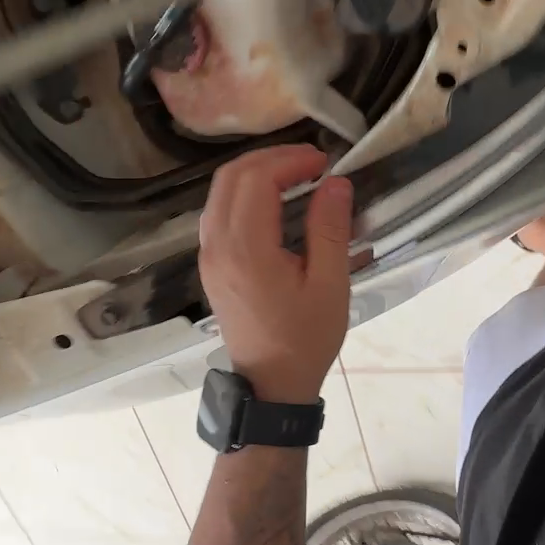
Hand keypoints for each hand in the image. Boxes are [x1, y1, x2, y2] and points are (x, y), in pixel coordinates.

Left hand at [198, 146, 353, 404]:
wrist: (271, 385)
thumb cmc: (305, 339)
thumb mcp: (330, 286)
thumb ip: (330, 229)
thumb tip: (336, 182)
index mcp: (246, 249)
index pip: (257, 179)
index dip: (290, 160)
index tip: (324, 161)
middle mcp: (217, 245)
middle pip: (231, 176)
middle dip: (271, 158)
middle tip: (311, 162)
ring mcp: (208, 255)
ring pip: (220, 192)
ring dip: (254, 173)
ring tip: (295, 175)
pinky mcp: (210, 265)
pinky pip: (218, 212)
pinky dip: (243, 193)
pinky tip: (273, 201)